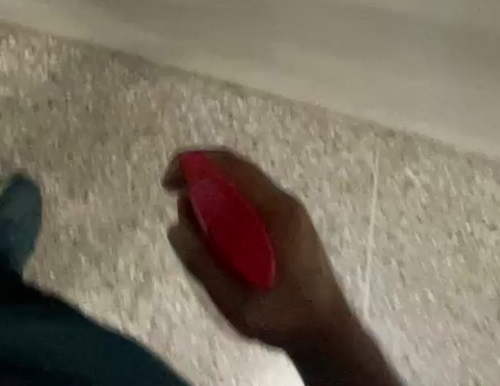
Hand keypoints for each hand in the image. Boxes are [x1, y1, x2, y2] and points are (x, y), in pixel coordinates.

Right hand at [163, 149, 349, 353]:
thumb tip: (174, 228)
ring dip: (209, 187)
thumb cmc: (287, 320)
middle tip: (172, 193)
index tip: (168, 183)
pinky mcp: (286, 221)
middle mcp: (284, 202)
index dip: (192, 163)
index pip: (230, 166)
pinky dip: (222, 200)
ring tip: (189, 215)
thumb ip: (204, 267)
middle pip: (233, 167)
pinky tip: (211, 226)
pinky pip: (248, 197)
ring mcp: (287, 210)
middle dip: (196, 172)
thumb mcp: (239, 304)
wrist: (331, 336)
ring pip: (240, 181)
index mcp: (277, 212)